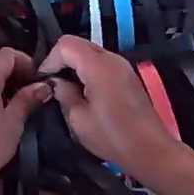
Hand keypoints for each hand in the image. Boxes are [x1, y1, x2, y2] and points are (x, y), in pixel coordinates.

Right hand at [37, 37, 182, 177]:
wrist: (150, 151)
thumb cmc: (112, 137)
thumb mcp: (78, 119)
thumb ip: (64, 94)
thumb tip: (55, 83)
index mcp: (99, 67)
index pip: (66, 44)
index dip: (49, 59)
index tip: (43, 80)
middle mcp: (113, 59)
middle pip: (79, 44)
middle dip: (61, 60)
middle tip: (51, 83)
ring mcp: (123, 66)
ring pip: (90, 52)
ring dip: (74, 65)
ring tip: (64, 89)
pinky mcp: (127, 76)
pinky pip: (101, 63)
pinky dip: (87, 71)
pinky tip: (82, 92)